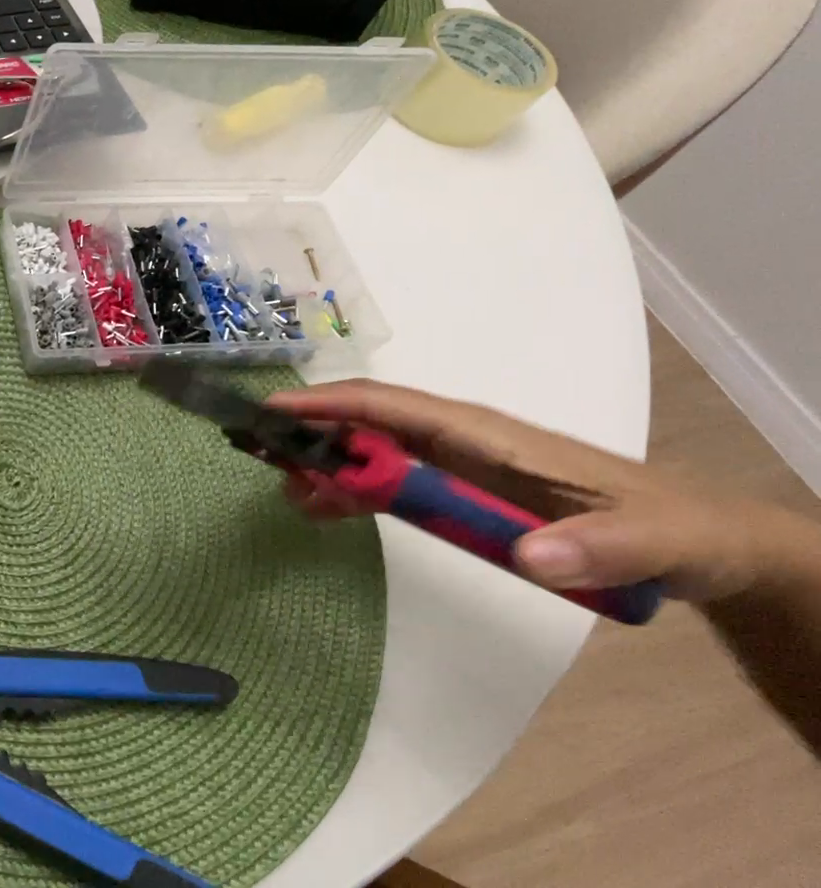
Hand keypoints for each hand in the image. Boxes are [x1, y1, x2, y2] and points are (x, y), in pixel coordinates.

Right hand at [268, 379, 820, 600]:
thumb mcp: (657, 544)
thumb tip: (528, 555)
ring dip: (322, 463)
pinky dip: (347, 489)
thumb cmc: (677, 531)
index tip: (272, 412)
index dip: (329, 404)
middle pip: (367, 421)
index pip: (393, 406)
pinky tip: (320, 509)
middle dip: (308, 431)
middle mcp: (461, 441)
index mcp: (489, 436)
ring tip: (285, 491)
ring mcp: (456, 466)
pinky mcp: (458, 491)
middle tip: (258, 456)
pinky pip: (388, 481)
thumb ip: (600, 548)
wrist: (702, 543)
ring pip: (370, 449)